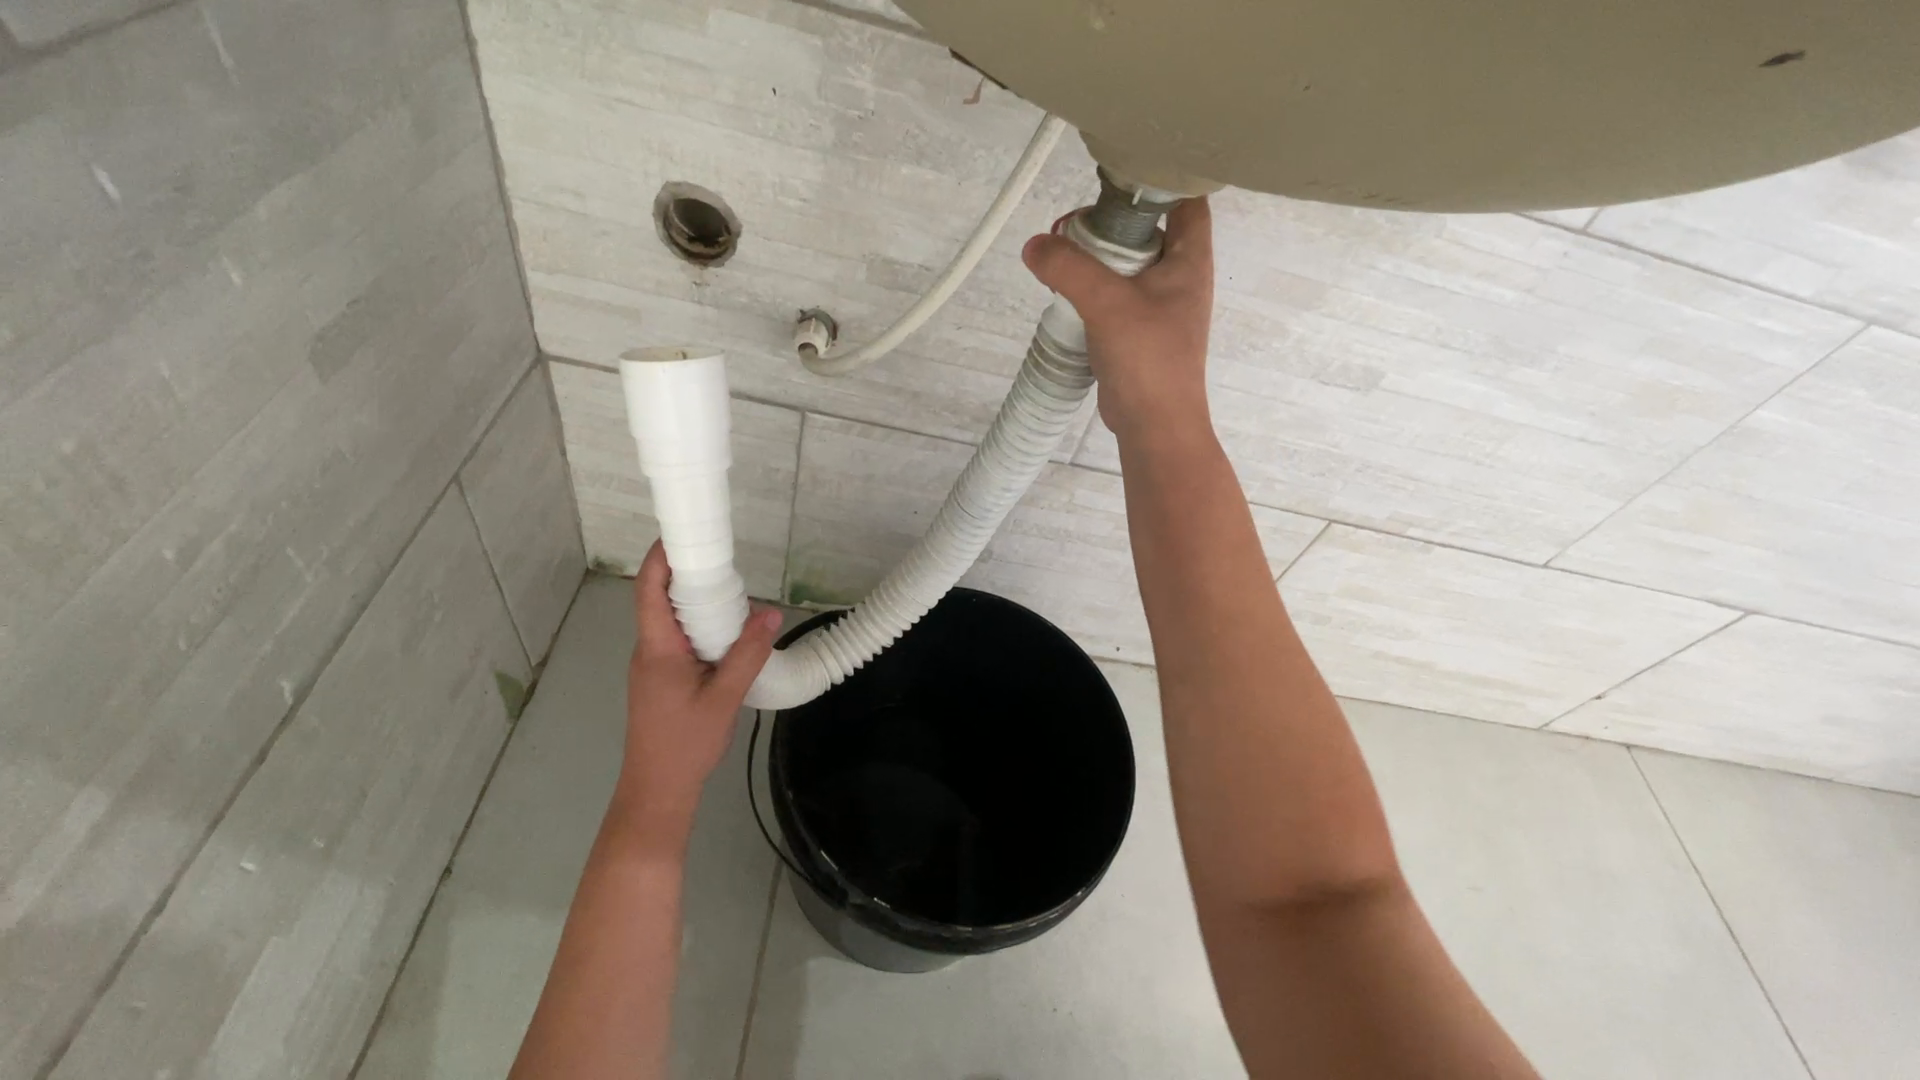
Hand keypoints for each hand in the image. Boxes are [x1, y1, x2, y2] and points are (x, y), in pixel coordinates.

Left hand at [615, 541, 782, 839]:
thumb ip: (747, 654)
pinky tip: (727, 636)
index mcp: (657, 648)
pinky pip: (678, 641)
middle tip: (724, 561)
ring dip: (696, 604)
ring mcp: (652, 666)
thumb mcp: (725, 697)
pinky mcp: (660, 680)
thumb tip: (771, 614)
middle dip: (687, 575)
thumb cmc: (685, 743)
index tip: (684, 534)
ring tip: (733, 595)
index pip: (649, 589)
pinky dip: (699, 628)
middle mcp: (649, 650)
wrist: (657, 790)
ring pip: (670, 622)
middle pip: (659, 599)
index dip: (660, 557)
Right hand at [1022, 197, 1215, 443]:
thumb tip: (1034, 246)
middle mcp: (1181, 277)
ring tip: (1066, 255)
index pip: (1187, 200)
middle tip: (1077, 223)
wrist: (1154, 425)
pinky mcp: (1140, 333)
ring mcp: (1162, 307)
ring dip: (1100, 258)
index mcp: (1190, 260)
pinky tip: (1068, 292)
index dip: (1160, 179)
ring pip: (1130, 266)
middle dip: (1114, 222)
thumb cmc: (1146, 357)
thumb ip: (1068, 268)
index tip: (1119, 172)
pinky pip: (1117, 297)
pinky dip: (1095, 289)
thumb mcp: (1105, 303)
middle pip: (1151, 230)